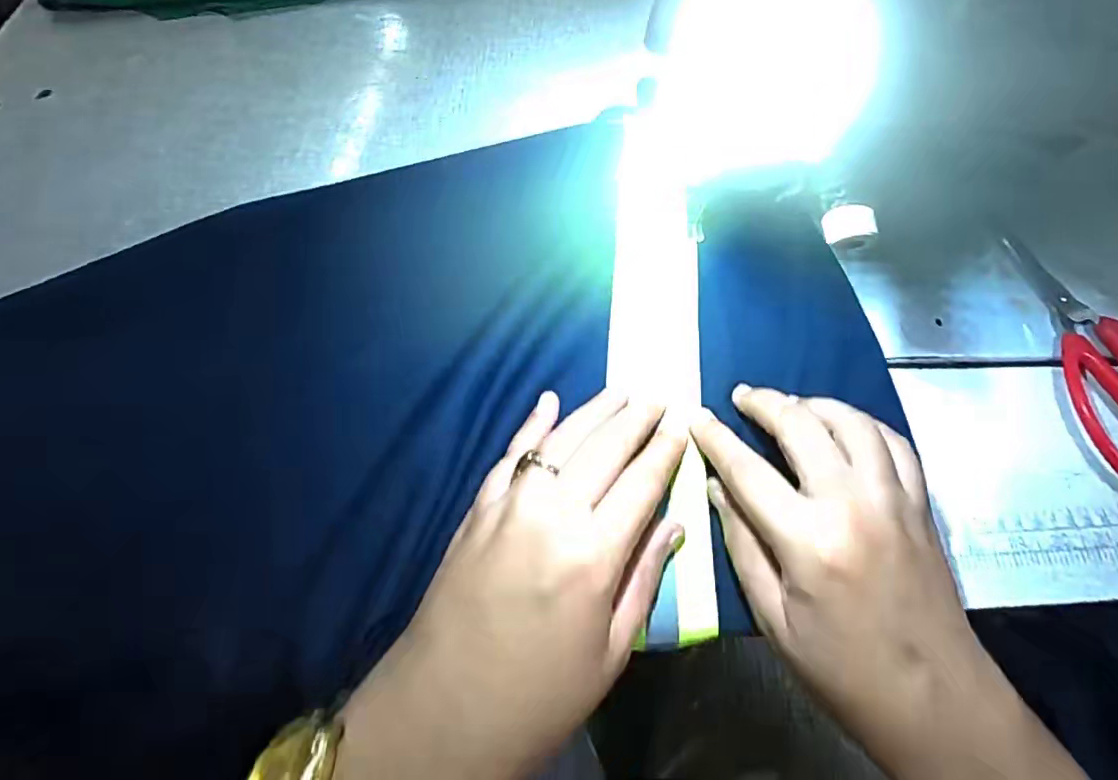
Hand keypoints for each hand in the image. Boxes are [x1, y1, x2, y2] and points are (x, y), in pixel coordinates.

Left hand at [336, 389, 688, 779]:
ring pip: (560, 442)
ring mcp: (509, 510)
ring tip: (621, 393)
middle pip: (606, 450)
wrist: (434, 724)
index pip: (643, 482)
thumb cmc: (538, 698)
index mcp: (593, 557)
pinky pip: (510, 456)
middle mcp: (553, 519)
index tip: (684, 423)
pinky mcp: (476, 513)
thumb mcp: (611, 652)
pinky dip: (532, 426)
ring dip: (594, 412)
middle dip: (638, 419)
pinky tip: (549, 402)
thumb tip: (675, 524)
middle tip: (661, 398)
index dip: (666, 449)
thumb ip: (645, 578)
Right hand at [692, 386, 1083, 779]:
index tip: (699, 416)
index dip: (718, 439)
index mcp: (808, 538)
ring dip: (816, 404)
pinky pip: (892, 439)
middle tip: (743, 395)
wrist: (931, 691)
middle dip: (766, 403)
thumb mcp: (775, 620)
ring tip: (792, 404)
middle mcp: (852, 500)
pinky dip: (865, 424)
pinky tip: (848, 427)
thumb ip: (744, 546)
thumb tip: (718, 487)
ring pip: (851, 420)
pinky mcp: (920, 497)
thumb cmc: (842, 668)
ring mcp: (892, 493)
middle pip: (802, 426)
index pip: (749, 470)